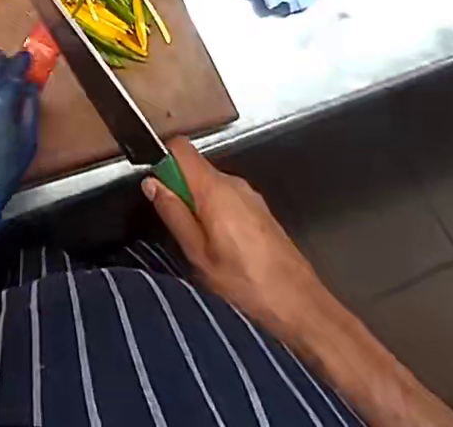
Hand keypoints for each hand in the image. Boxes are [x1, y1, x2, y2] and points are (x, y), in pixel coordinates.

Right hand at [142, 138, 336, 342]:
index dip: (163, 159)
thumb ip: (173, 213)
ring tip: (202, 245)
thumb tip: (152, 185)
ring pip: (211, 185)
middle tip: (178, 228)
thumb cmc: (248, 285)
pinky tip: (223, 248)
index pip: (181, 148)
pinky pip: (228, 198)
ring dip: (198, 204)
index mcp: (214, 189)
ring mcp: (249, 195)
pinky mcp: (259, 209)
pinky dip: (217, 213)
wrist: (299, 304)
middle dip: (179, 190)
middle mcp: (233, 183)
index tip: (156, 185)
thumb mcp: (198, 253)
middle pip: (195, 167)